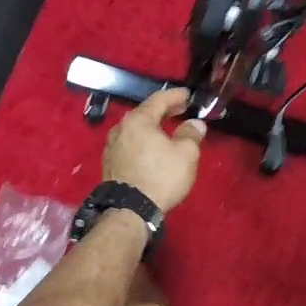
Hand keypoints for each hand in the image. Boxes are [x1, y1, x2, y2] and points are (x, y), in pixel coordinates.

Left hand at [103, 88, 208, 211]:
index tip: (188, 95)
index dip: (175, 96)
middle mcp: (121, 128)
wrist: (130, 210)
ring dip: (151, 126)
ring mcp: (112, 146)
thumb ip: (191, 134)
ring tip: (166, 129)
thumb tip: (195, 124)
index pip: (159, 99)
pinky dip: (142, 140)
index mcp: (139, 120)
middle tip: (180, 109)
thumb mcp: (186, 154)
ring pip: (135, 128)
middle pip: (144, 112)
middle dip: (163, 110)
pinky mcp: (110, 163)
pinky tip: (151, 147)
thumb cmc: (161, 177)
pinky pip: (129, 142)